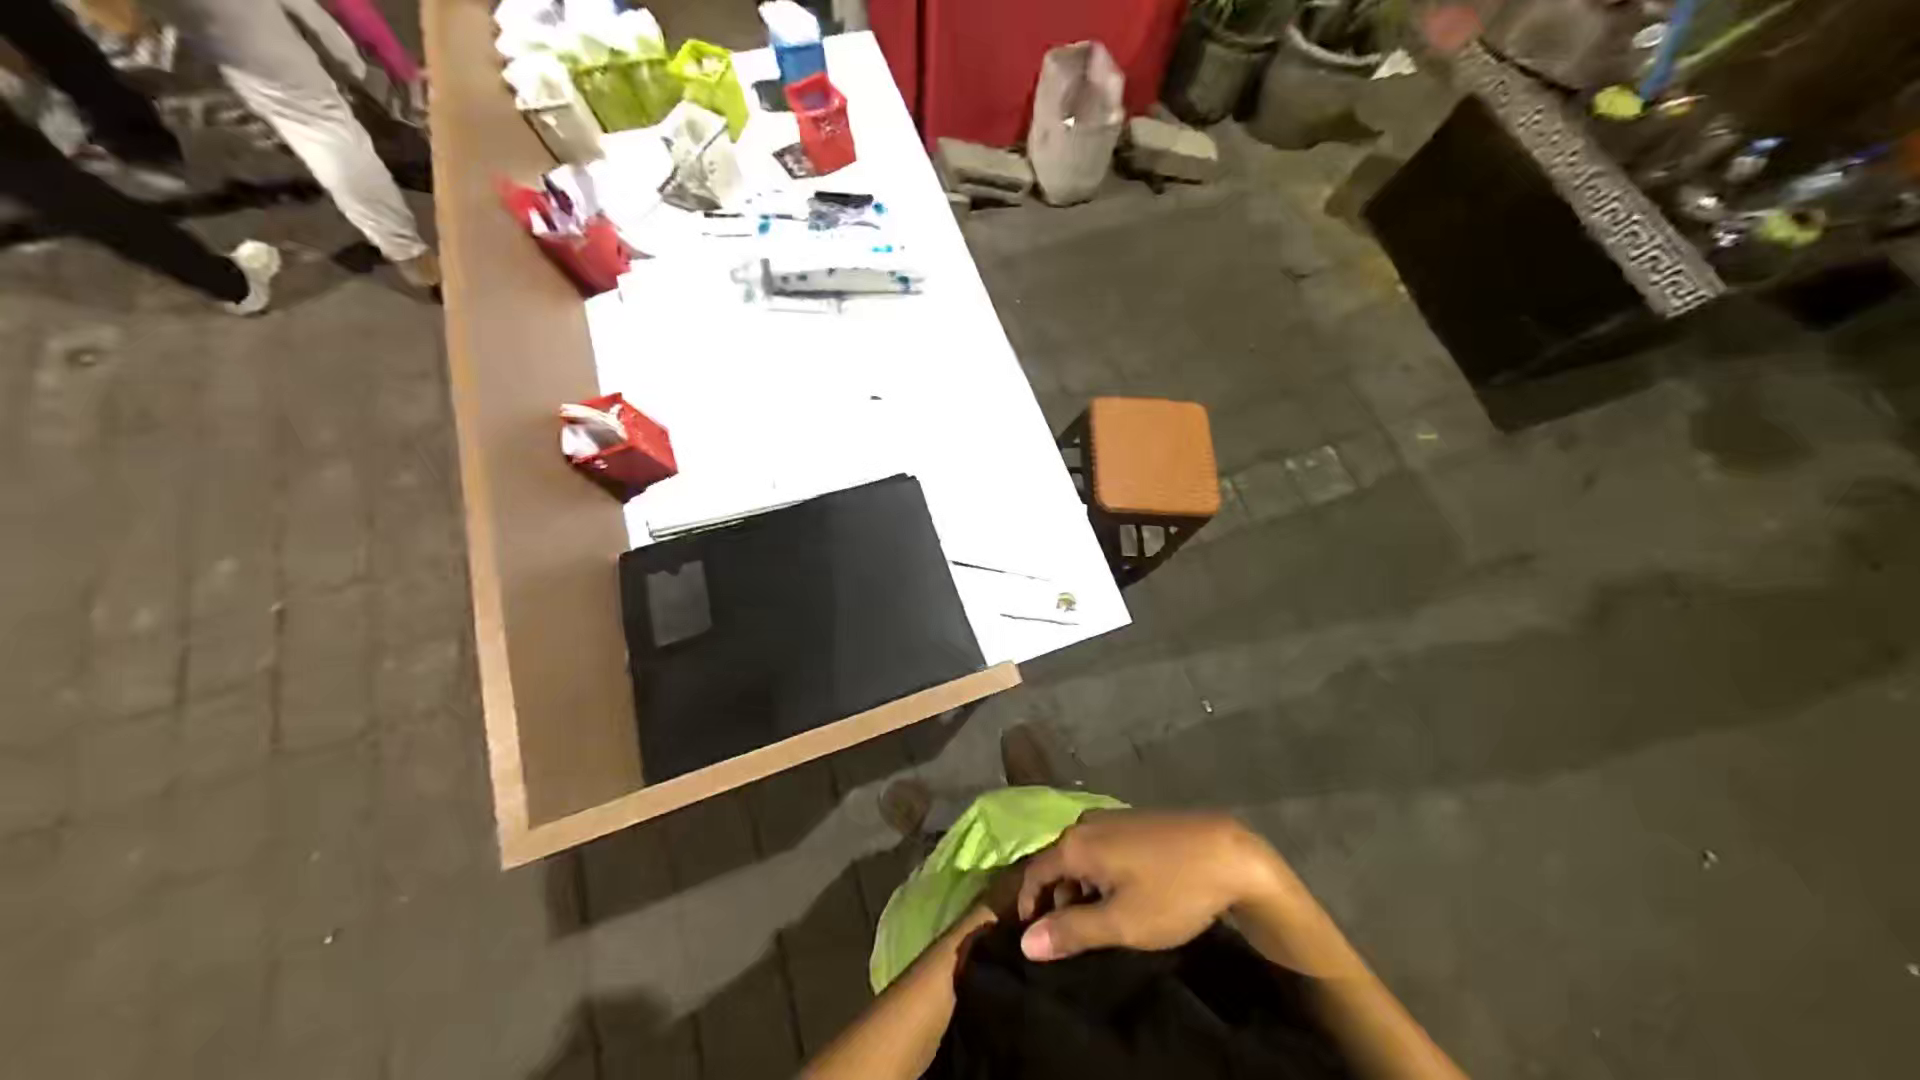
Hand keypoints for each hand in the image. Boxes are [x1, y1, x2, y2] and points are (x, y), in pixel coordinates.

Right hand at [1015, 810, 1311, 962]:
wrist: (1232, 855)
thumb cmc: (1173, 891)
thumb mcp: (1121, 923)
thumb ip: (1071, 931)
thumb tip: (1025, 942)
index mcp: (1075, 843)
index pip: (1033, 873)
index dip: (1028, 905)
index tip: (1034, 937)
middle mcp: (1086, 822)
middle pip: (1056, 862)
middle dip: (1057, 899)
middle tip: (1072, 937)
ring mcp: (1112, 817)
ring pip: (1081, 855)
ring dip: (1081, 888)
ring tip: (1101, 921)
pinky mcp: (1134, 819)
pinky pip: (1101, 847)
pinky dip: (1100, 873)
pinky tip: (1124, 894)